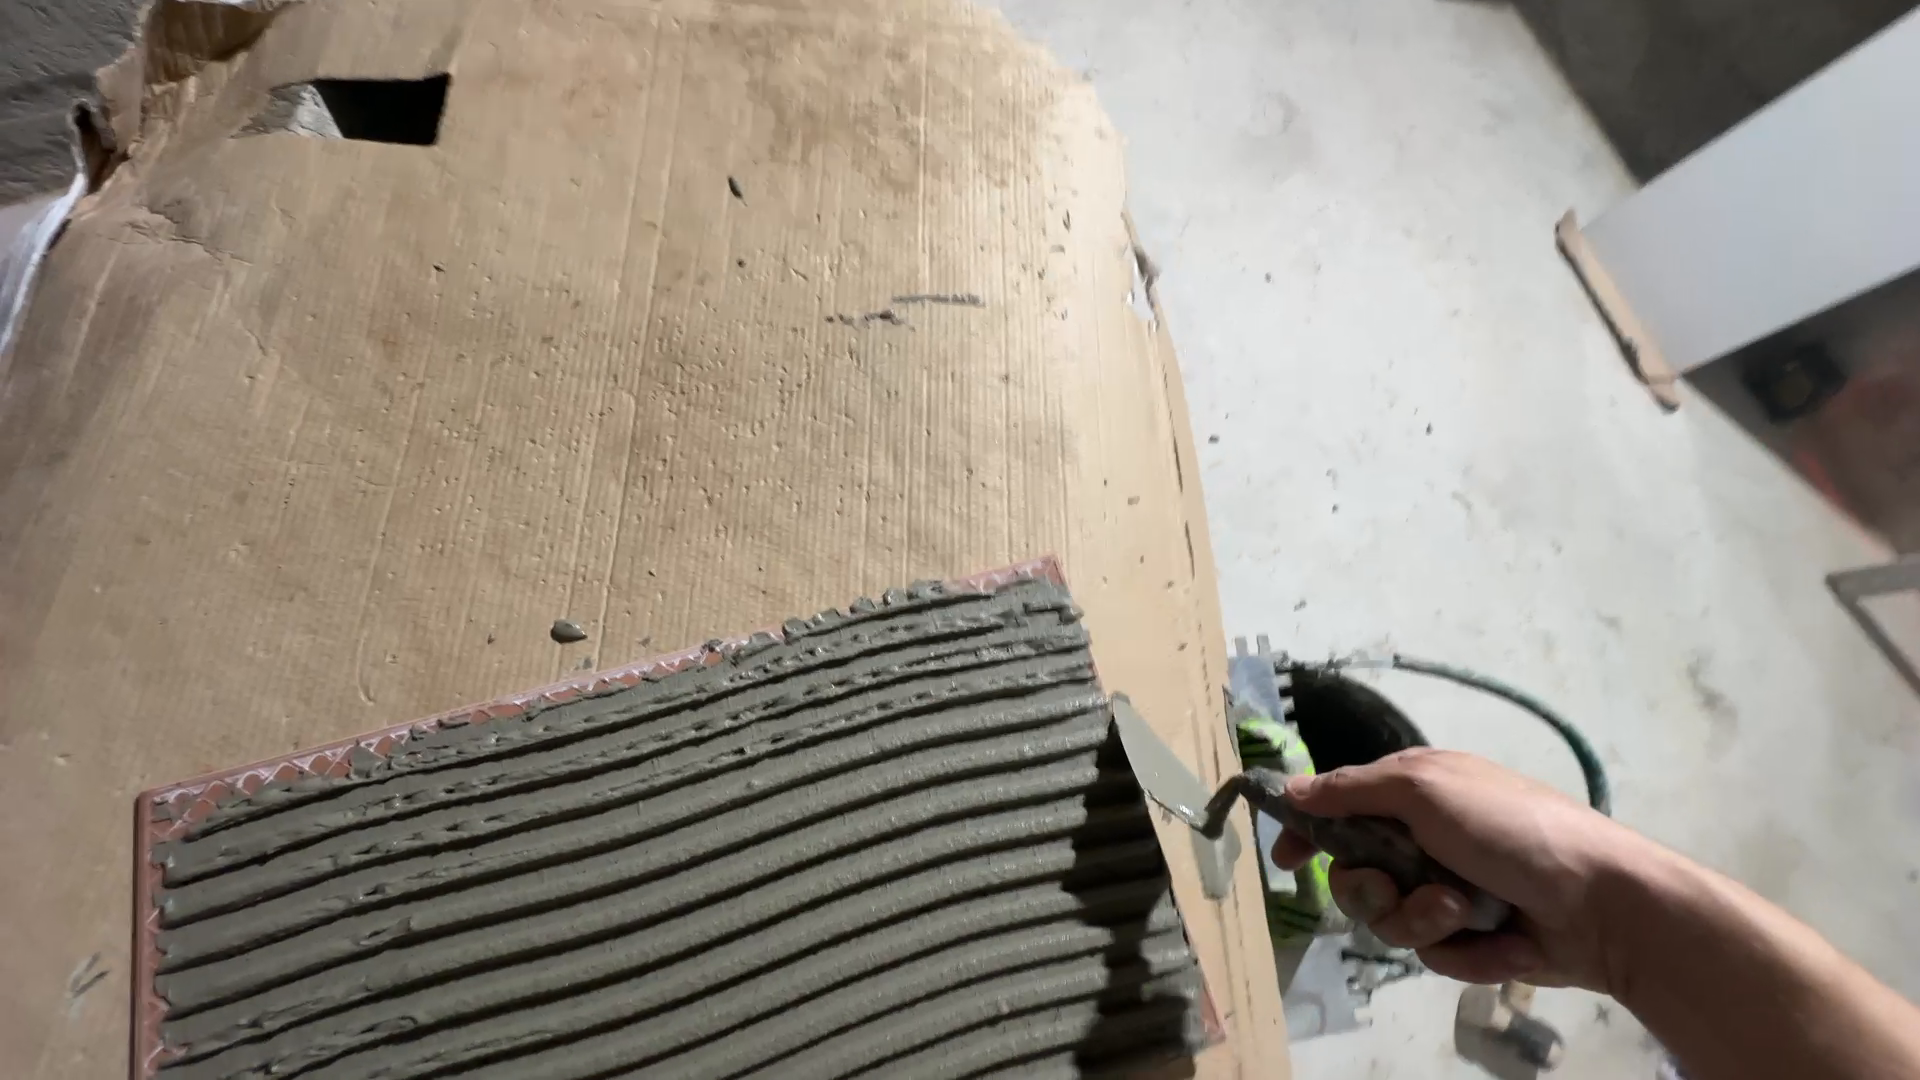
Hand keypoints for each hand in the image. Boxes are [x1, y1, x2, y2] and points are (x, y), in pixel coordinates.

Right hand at [1271, 748, 1648, 990]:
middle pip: (1351, 873)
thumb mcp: (1422, 788)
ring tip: (1464, 911)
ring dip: (1419, 918)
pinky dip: (1461, 949)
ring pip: (1387, 918)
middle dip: (1366, 886)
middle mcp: (1418, 842)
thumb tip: (1290, 789)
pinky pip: (1432, 953)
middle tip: (1391, 884)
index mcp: (1407, 795)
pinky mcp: (1471, 940)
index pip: (1336, 809)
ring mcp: (1444, 892)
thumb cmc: (1507, 826)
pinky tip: (1497, 940)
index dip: (1305, 832)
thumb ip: (1349, 789)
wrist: (1607, 904)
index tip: (1285, 859)